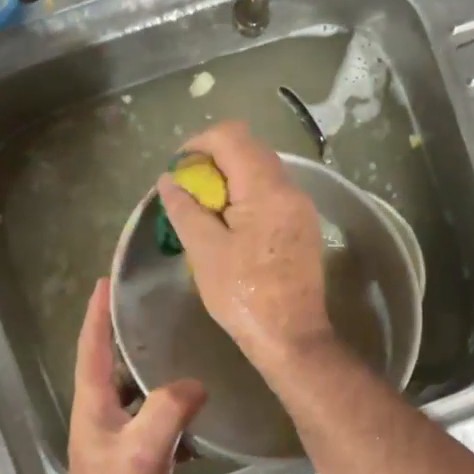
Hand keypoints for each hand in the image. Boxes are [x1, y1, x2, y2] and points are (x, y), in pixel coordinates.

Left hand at [63, 278, 205, 473]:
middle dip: (128, 335)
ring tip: (181, 354)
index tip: (106, 279)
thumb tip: (196, 384)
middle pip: (111, 363)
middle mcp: (98, 411)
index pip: (93, 344)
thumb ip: (170, 408)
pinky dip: (167, 409)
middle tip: (154, 310)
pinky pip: (148, 419)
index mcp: (93, 400)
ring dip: (151, 372)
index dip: (99, 311)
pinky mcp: (126, 455)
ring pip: (133, 391)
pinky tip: (193, 413)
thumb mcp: (146, 447)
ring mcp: (111, 435)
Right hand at [156, 121, 333, 368]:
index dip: (199, 143)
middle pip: (250, 150)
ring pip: (262, 174)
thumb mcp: (205, 251)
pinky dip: (248, 199)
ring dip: (231, 182)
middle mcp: (291, 190)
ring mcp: (302, 210)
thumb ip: (185, 209)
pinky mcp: (304, 230)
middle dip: (214, 162)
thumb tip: (169, 181)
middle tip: (189, 190)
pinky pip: (273, 197)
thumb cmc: (244, 296)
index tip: (178, 168)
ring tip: (207, 212)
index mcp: (266, 189)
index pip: (232, 136)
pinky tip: (231, 228)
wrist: (291, 337)